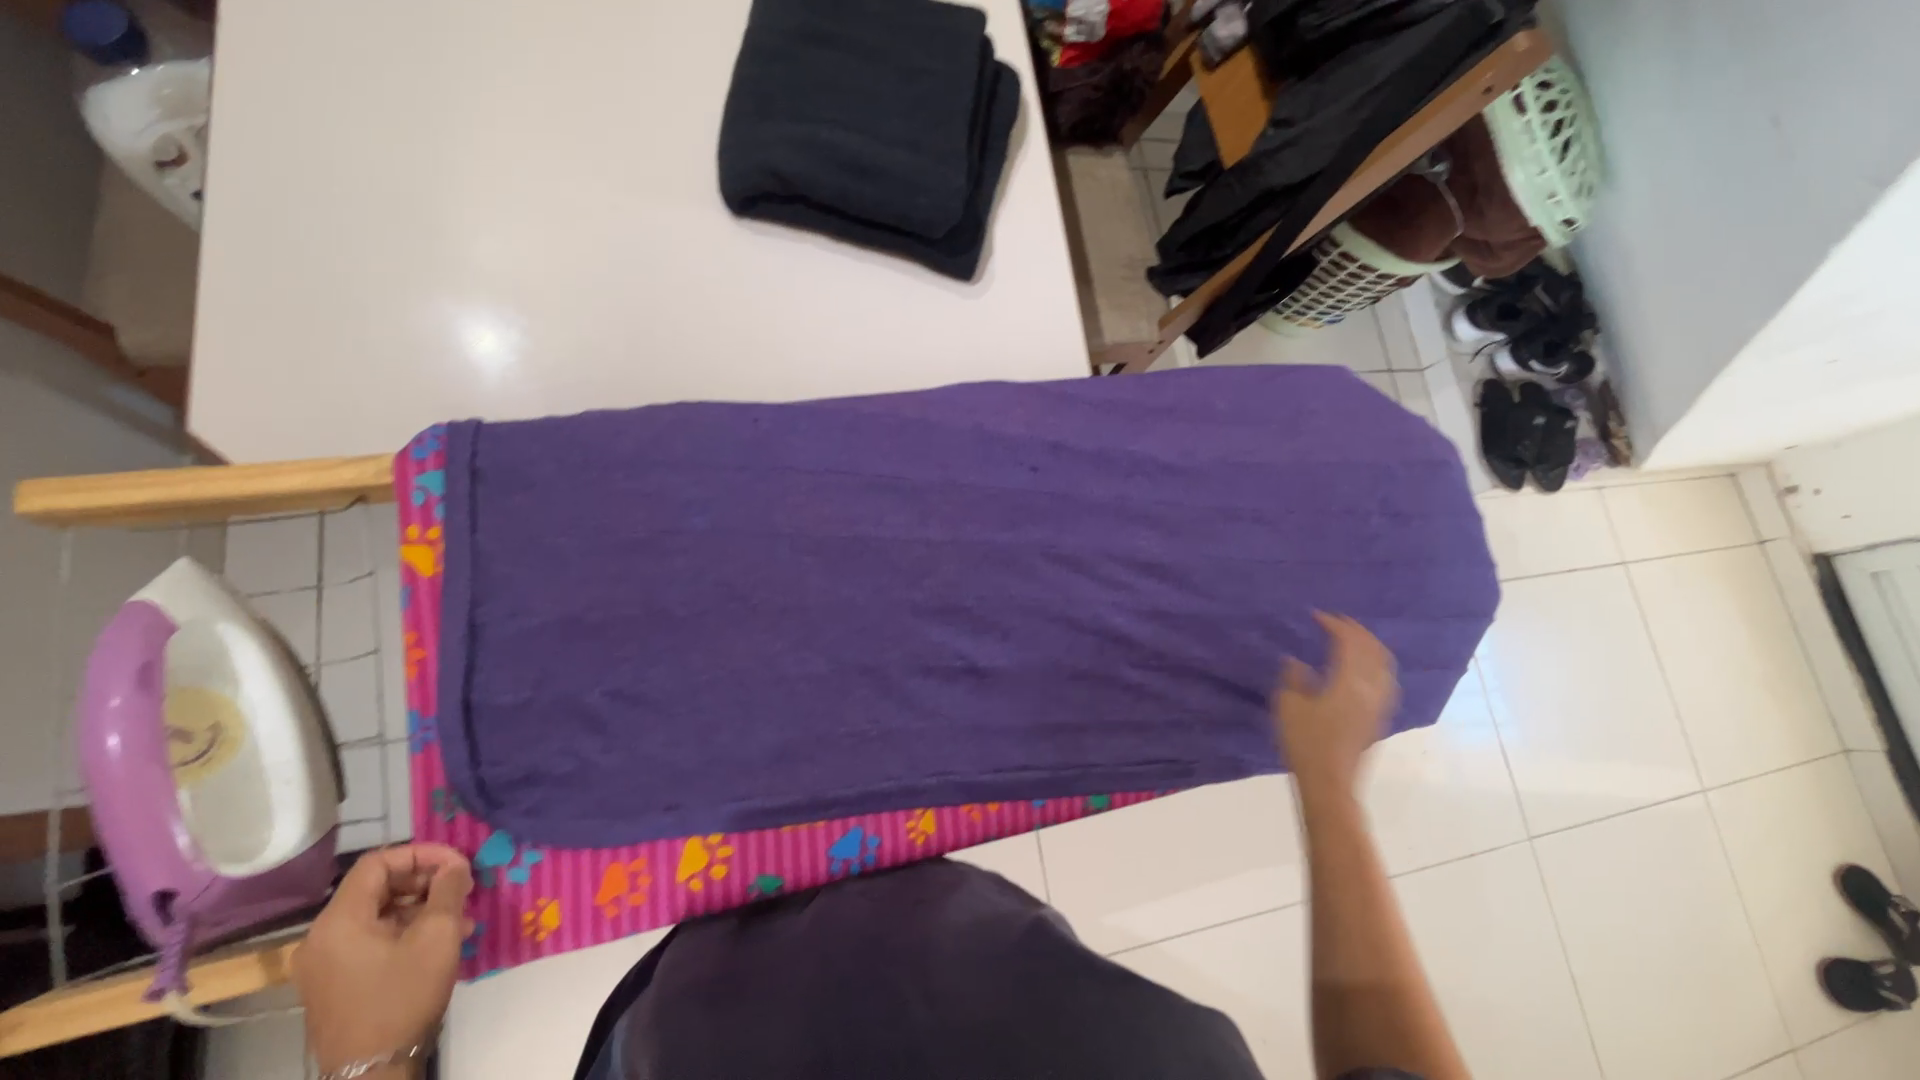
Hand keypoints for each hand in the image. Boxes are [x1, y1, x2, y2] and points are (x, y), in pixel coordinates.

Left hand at [295, 843, 472, 1071]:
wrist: (372, 1071)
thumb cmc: (403, 997)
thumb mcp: (437, 936)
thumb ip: (447, 890)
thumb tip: (454, 865)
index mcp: (338, 920)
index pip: (378, 862)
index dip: (421, 854)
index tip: (458, 864)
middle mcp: (321, 936)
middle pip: (376, 888)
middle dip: (424, 882)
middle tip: (462, 889)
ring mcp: (324, 962)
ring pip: (376, 915)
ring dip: (419, 909)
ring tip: (460, 920)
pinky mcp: (333, 983)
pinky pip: (370, 940)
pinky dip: (404, 932)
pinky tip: (437, 944)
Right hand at [1274, 613, 1399, 799]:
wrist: (1329, 781)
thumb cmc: (1305, 742)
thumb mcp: (1288, 705)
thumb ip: (1293, 678)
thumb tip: (1296, 662)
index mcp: (1348, 680)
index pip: (1348, 642)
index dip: (1335, 625)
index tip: (1318, 616)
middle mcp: (1370, 688)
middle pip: (1373, 650)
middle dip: (1357, 631)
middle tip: (1338, 622)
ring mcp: (1379, 704)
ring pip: (1384, 665)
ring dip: (1370, 647)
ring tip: (1355, 641)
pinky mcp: (1379, 717)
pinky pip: (1385, 681)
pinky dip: (1376, 665)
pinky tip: (1364, 670)